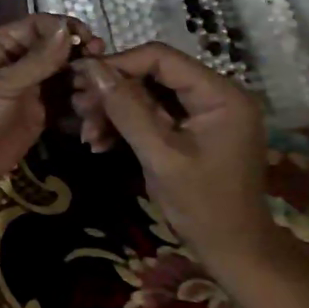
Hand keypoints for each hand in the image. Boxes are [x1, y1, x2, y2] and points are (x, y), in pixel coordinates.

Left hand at [0, 15, 97, 248]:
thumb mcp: (3, 82)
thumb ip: (38, 59)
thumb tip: (65, 29)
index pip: (38, 27)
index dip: (64, 30)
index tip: (90, 42)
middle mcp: (16, 62)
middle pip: (55, 51)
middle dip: (79, 57)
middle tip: (102, 66)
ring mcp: (28, 89)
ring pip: (63, 77)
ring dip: (82, 82)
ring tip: (97, 92)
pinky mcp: (38, 114)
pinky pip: (65, 102)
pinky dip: (79, 104)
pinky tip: (93, 109)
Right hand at [71, 42, 276, 274]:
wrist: (231, 249)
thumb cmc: (202, 204)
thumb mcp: (159, 155)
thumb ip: (126, 109)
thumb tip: (91, 69)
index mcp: (220, 95)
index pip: (161, 58)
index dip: (118, 64)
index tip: (80, 79)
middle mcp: (214, 95)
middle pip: (150, 74)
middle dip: (111, 91)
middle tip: (77, 108)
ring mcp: (202, 112)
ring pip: (144, 94)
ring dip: (112, 110)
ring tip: (86, 132)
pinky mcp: (190, 128)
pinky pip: (150, 113)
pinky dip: (123, 124)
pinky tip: (99, 142)